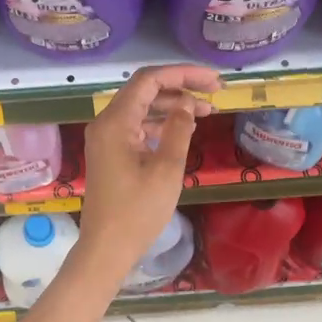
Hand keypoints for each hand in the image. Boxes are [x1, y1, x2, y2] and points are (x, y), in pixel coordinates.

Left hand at [78, 64, 221, 272]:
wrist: (107, 248)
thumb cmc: (138, 211)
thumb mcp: (166, 169)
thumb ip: (179, 130)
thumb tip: (189, 103)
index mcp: (115, 122)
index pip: (149, 80)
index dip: (183, 74)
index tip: (214, 81)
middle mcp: (105, 124)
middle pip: (144, 90)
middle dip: (180, 87)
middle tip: (215, 93)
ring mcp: (105, 139)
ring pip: (141, 108)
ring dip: (172, 106)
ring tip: (207, 111)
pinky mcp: (110, 154)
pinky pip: (136, 127)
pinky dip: (160, 124)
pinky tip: (183, 130)